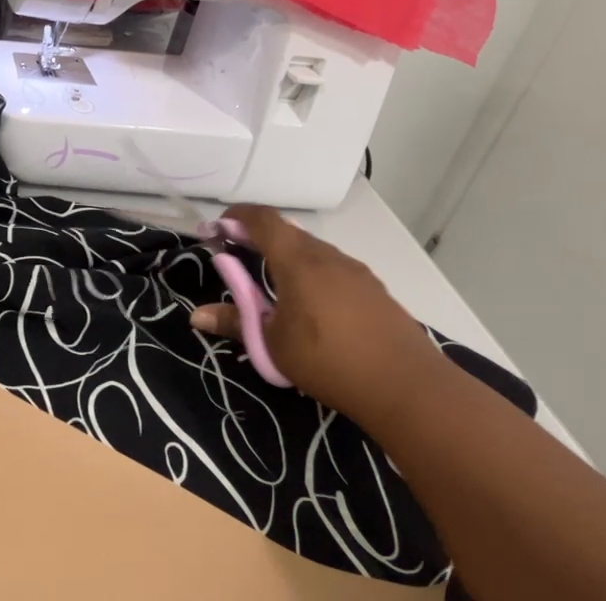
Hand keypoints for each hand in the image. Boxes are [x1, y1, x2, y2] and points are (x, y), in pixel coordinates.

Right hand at [190, 205, 452, 423]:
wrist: (408, 387)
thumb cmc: (328, 360)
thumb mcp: (272, 344)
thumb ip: (235, 322)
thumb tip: (196, 316)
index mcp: (297, 260)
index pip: (262, 219)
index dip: (236, 217)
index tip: (216, 230)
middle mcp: (327, 256)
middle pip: (288, 232)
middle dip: (259, 238)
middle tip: (238, 257)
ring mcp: (356, 272)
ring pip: (313, 251)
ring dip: (288, 257)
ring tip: (273, 286)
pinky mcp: (376, 291)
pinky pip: (334, 270)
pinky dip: (313, 274)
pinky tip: (313, 306)